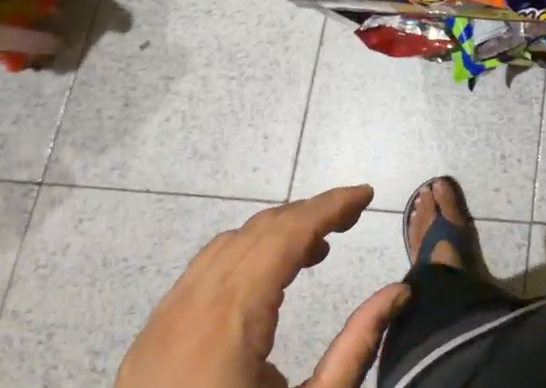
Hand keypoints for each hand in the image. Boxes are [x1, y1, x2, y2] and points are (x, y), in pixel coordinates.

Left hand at [116, 185, 407, 387]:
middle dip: (307, 214)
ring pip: (224, 246)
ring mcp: (161, 322)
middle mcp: (191, 307)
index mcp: (231, 322)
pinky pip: (198, 273)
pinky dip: (239, 256)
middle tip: (351, 217)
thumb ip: (355, 349)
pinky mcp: (147, 341)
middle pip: (257, 232)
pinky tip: (263, 281)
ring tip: (316, 248)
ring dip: (274, 234)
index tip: (366, 195)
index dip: (328, 207)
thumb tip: (398, 292)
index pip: (285, 235)